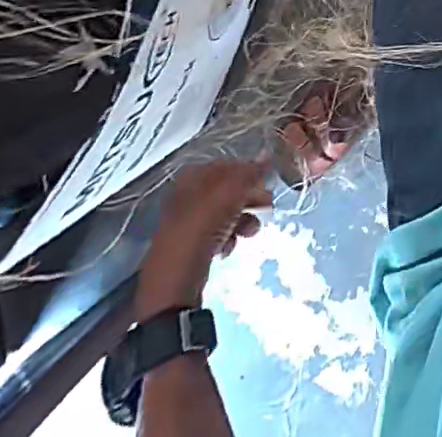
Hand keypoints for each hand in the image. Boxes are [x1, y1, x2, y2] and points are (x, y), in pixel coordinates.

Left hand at [134, 160, 272, 320]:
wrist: (173, 287)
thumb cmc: (198, 233)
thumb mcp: (226, 197)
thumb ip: (247, 175)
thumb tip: (267, 155)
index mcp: (190, 181)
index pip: (223, 166)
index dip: (246, 170)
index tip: (266, 180)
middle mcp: (186, 198)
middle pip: (224, 190)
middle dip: (248, 196)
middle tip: (268, 204)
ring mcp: (187, 224)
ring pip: (223, 213)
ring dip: (242, 219)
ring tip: (252, 231)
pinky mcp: (191, 247)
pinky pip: (216, 235)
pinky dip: (228, 238)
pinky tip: (230, 247)